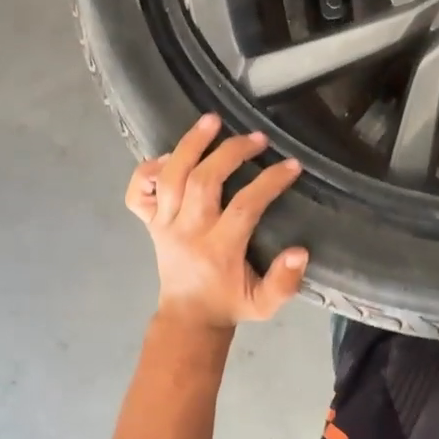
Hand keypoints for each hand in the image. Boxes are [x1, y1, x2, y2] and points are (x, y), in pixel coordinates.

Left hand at [125, 114, 307, 333]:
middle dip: (230, 153)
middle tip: (257, 137)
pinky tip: (171, 154)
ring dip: (190, 145)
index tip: (292, 166)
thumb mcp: (265, 304)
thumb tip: (300, 252)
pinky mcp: (149, 223)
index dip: (269, 181)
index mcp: (218, 250)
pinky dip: (148, 169)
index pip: (244, 206)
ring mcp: (164, 226)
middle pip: (202, 181)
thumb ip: (284, 282)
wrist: (188, 318)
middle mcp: (187, 232)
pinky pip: (137, 192)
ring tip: (212, 120)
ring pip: (170, 177)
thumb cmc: (231, 303)